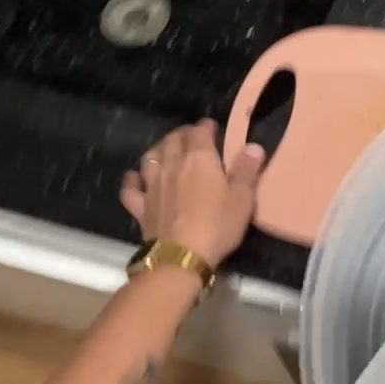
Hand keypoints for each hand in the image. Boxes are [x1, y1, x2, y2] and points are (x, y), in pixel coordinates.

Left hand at [119, 120, 265, 266]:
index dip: (206, 127)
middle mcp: (172, 165)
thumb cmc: (218, 225)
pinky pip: (131, 188)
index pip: (200, 132)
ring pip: (150, 157)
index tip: (212, 127)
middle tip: (192, 138)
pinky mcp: (140, 206)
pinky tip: (135, 178)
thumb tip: (253, 146)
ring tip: (166, 152)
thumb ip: (247, 170)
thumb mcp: (242, 199)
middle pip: (173, 140)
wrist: (181, 257)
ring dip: (158, 150)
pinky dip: (132, 180)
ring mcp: (152, 185)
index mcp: (200, 159)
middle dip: (183, 134)